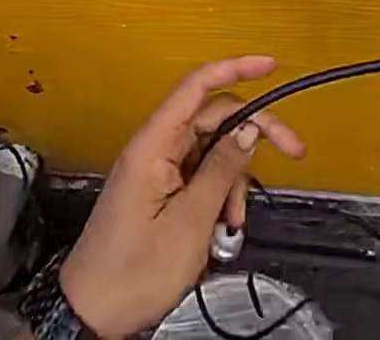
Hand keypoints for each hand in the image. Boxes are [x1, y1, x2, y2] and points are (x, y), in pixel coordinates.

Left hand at [59, 55, 305, 337]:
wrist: (91, 318)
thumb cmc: (127, 276)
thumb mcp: (189, 223)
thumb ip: (222, 169)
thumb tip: (248, 130)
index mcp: (154, 145)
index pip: (198, 85)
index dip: (236, 67)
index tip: (269, 66)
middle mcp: (157, 148)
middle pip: (216, 117)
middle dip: (253, 135)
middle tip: (289, 149)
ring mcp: (160, 167)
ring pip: (215, 147)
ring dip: (235, 177)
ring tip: (233, 217)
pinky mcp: (163, 186)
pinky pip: (204, 171)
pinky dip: (221, 192)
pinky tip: (223, 221)